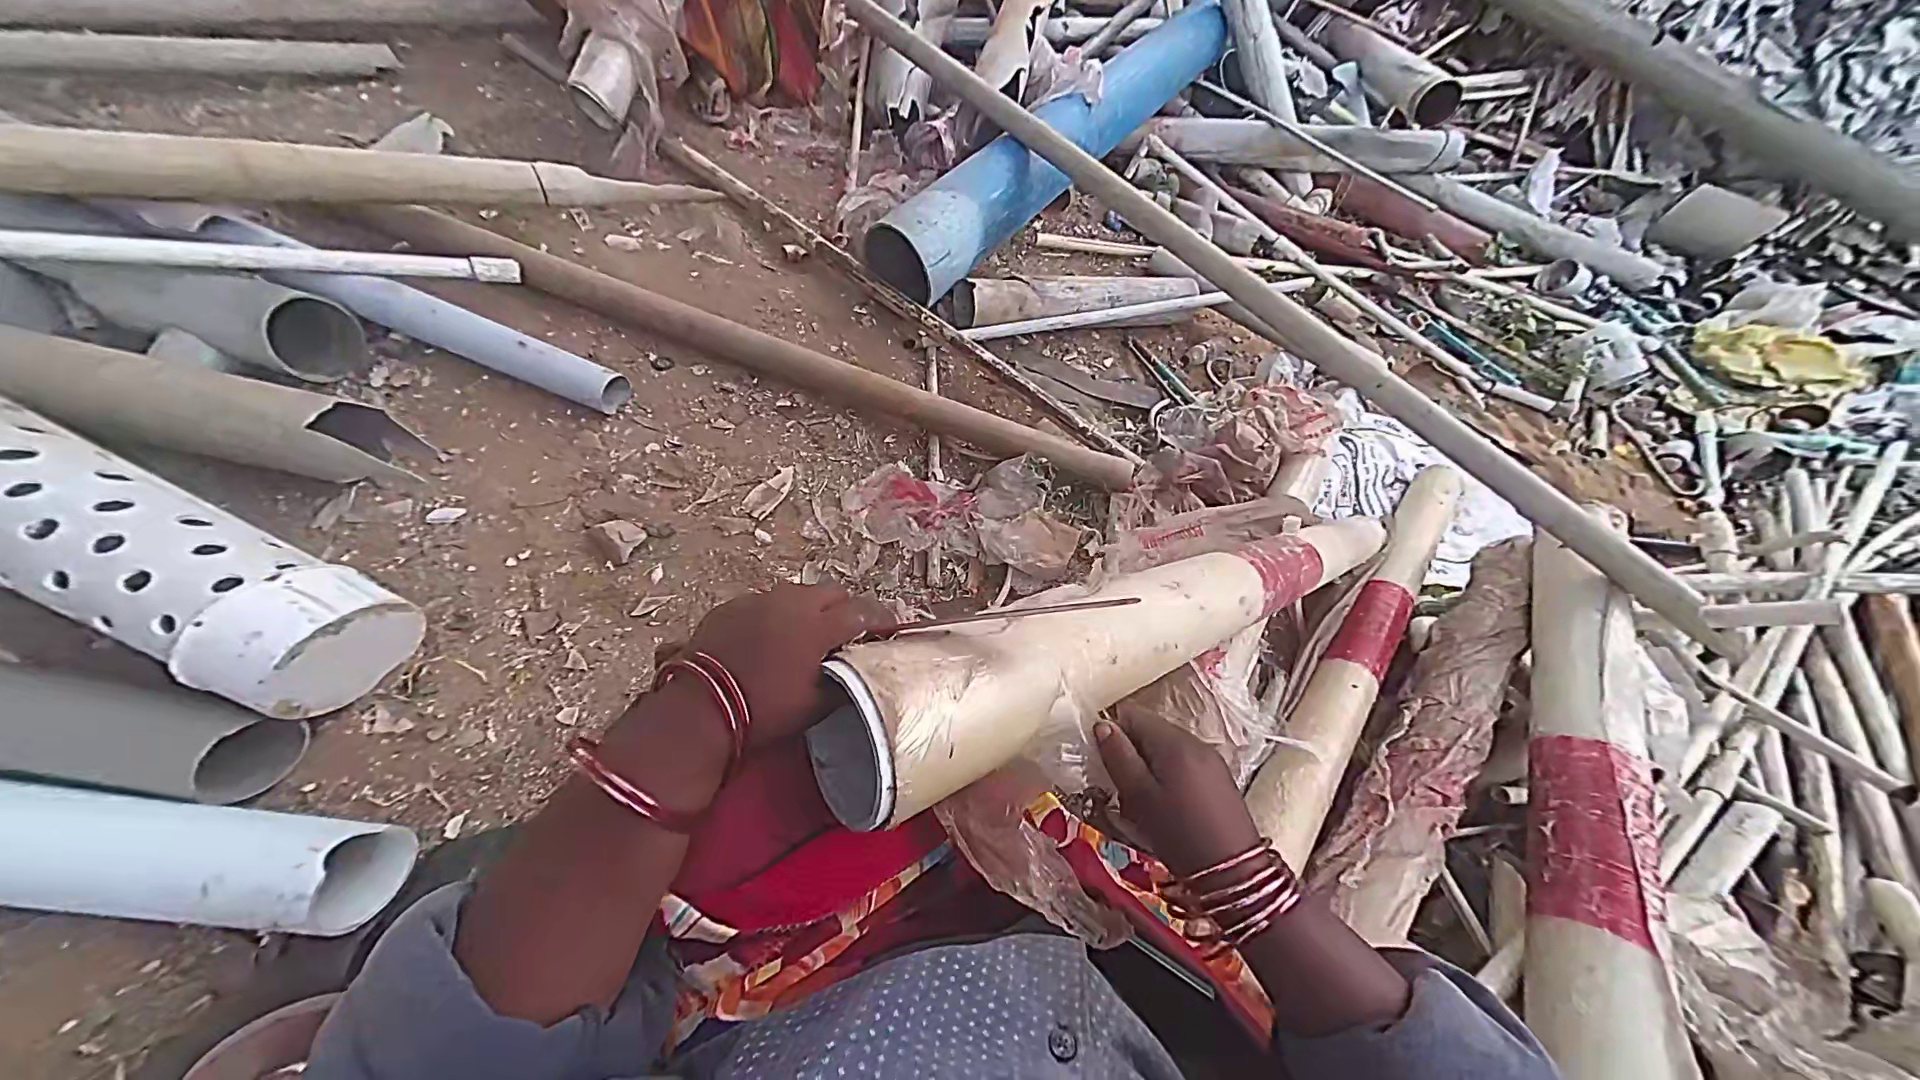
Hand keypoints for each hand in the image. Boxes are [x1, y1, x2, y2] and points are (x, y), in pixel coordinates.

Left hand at [681, 584, 894, 746]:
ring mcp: (759, 600)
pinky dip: (777, 615)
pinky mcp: (732, 605)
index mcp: (820, 625)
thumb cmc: (766, 710)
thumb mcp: (817, 704)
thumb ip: (847, 680)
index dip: (882, 620)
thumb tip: (862, 668)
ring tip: (807, 634)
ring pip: (798, 594)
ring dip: (811, 609)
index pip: (864, 612)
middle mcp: (793, 602)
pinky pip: (766, 602)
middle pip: (833, 593)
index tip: (890, 630)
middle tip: (848, 633)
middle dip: (846, 609)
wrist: (699, 709)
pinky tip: (770, 638)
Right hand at [1096, 713, 1263, 876]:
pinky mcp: (1218, 777)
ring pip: (1165, 747)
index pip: (1131, 713)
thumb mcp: (1139, 796)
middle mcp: (1194, 741)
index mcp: (1173, 741)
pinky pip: (1183, 762)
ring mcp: (1209, 758)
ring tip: (1144, 799)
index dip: (1112, 732)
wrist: (1234, 873)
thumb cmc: (1179, 833)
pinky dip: (1167, 775)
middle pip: (1149, 729)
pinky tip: (1167, 804)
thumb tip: (1102, 725)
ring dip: (1148, 764)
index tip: (1106, 762)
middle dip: (1130, 750)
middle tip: (1123, 786)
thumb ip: (1118, 756)